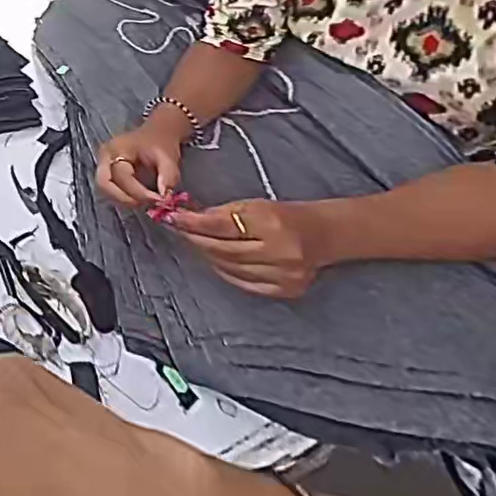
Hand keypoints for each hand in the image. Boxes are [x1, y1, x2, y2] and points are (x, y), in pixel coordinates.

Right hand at [96, 109, 188, 207]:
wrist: (157, 134)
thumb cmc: (160, 142)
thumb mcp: (168, 157)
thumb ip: (168, 176)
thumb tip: (164, 196)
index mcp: (115, 149)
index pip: (121, 176)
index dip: (139, 192)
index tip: (159, 199)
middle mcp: (104, 158)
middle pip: (104, 185)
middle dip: (125, 199)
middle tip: (147, 204)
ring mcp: (104, 166)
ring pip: (106, 191)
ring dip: (125, 200)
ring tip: (147, 201)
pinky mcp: (109, 174)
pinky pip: (112, 190)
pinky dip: (125, 198)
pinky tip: (141, 198)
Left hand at [168, 198, 329, 298]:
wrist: (325, 234)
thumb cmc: (284, 215)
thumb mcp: (252, 205)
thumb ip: (219, 214)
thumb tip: (185, 219)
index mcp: (271, 223)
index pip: (219, 225)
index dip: (191, 222)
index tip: (171, 217)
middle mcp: (280, 251)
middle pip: (221, 249)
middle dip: (194, 239)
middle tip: (177, 230)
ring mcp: (285, 274)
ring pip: (228, 267)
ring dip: (206, 254)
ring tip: (195, 242)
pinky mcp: (287, 289)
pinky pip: (242, 282)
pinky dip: (224, 270)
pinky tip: (215, 259)